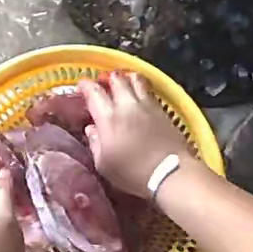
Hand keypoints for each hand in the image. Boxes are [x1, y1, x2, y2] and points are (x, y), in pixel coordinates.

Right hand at [79, 73, 193, 196]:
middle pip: (116, 80)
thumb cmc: (133, 173)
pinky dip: (141, 87)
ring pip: (136, 80)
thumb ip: (95, 143)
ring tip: (123, 81)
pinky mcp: (162, 110)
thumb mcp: (104, 165)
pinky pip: (149, 91)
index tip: (81, 86)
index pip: (94, 93)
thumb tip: (91, 128)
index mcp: (108, 118)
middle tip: (103, 83)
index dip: (86, 86)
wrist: (170, 173)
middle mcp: (126, 106)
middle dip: (107, 78)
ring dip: (127, 78)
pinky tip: (140, 94)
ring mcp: (146, 105)